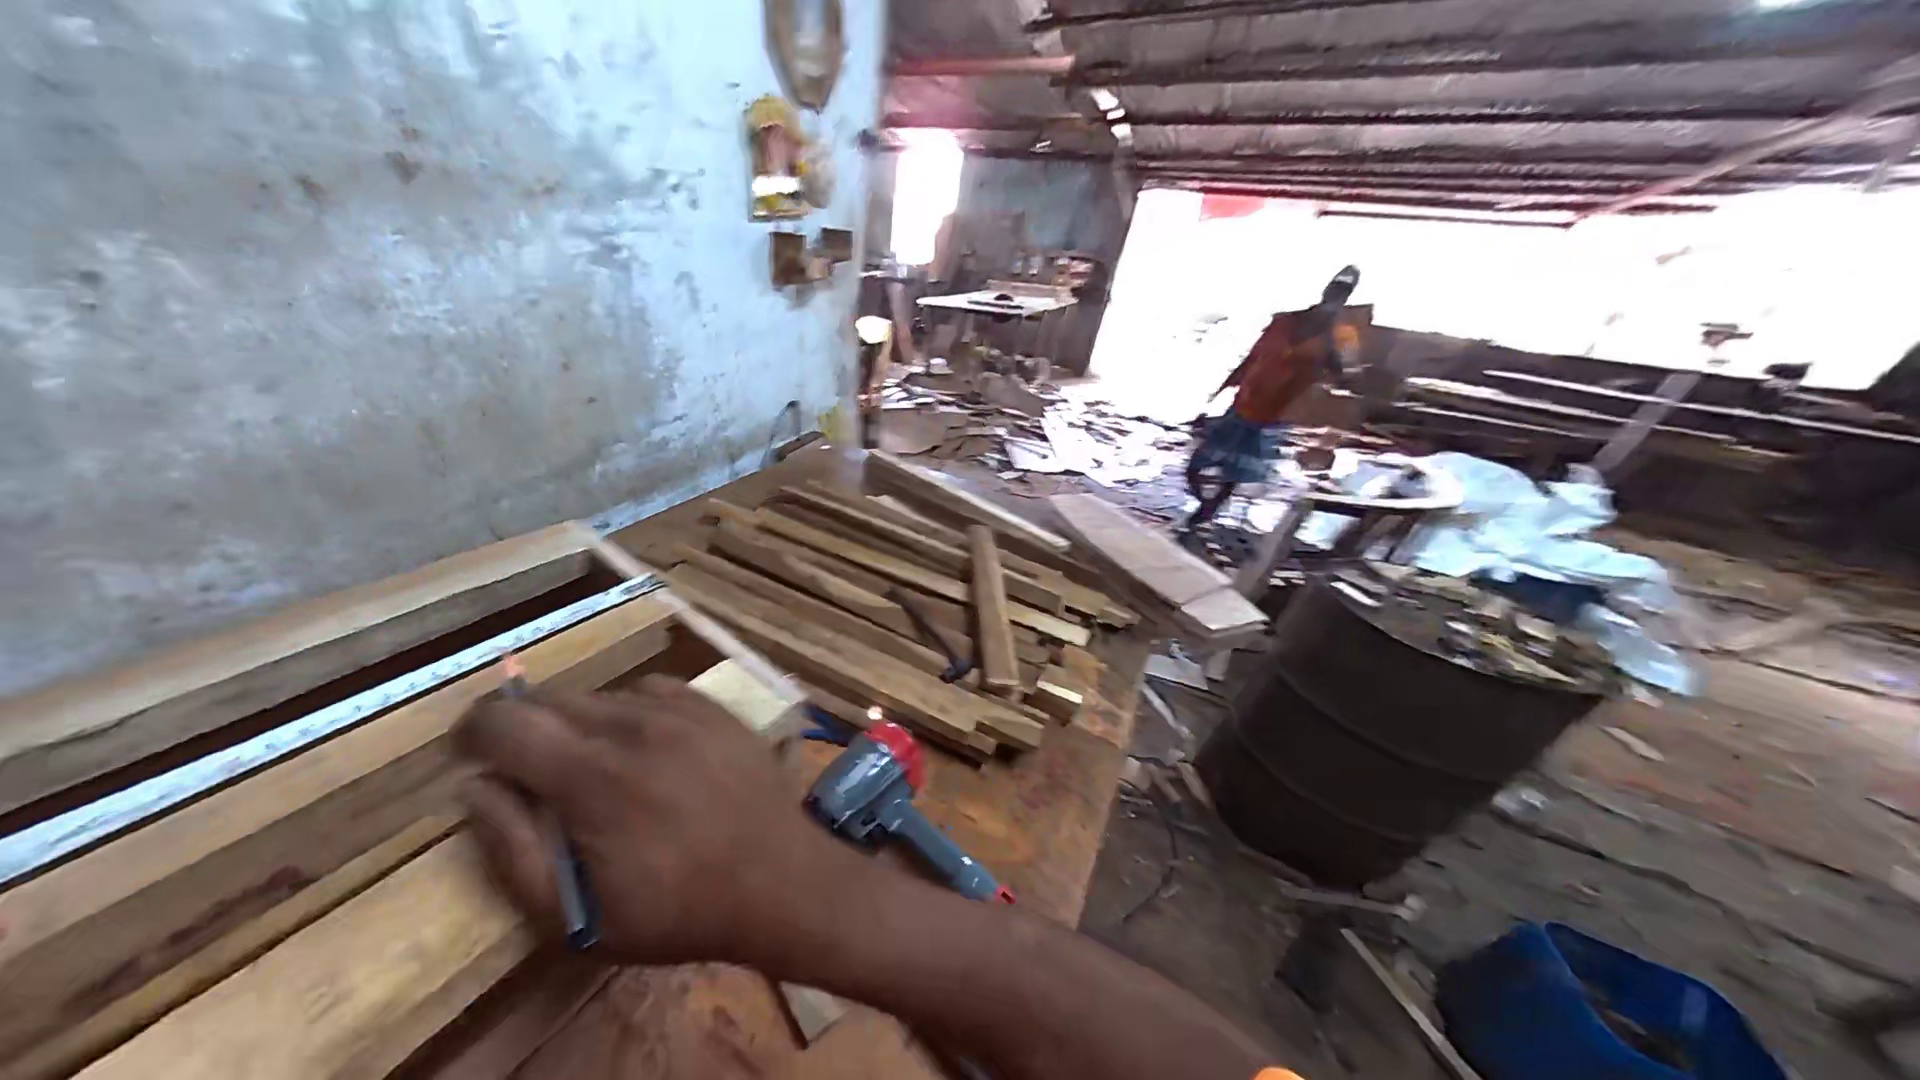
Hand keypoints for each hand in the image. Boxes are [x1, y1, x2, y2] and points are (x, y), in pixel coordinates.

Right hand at [452, 676, 846, 966]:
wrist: (779, 876)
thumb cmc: (677, 907)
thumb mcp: (576, 913)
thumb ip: (512, 847)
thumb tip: (473, 788)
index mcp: (592, 775)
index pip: (505, 720)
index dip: (472, 734)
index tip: (471, 759)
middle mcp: (634, 724)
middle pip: (551, 701)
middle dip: (525, 731)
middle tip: (534, 776)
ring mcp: (681, 709)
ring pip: (602, 696)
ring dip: (581, 725)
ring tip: (598, 770)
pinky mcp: (713, 707)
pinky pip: (651, 691)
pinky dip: (631, 712)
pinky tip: (646, 748)